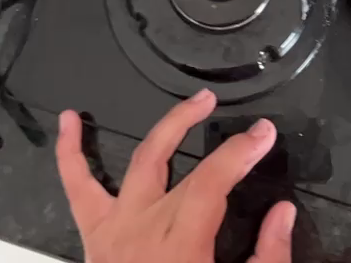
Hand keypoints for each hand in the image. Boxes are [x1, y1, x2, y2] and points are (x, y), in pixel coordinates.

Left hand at [55, 89, 295, 262]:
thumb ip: (267, 258)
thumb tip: (283, 212)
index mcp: (179, 248)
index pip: (212, 181)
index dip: (240, 152)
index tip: (263, 133)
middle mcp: (143, 230)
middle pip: (183, 170)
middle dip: (218, 142)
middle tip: (245, 123)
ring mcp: (114, 230)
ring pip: (141, 161)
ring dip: (168, 127)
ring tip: (196, 103)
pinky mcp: (93, 237)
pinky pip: (78, 188)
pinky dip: (69, 152)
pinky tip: (67, 119)